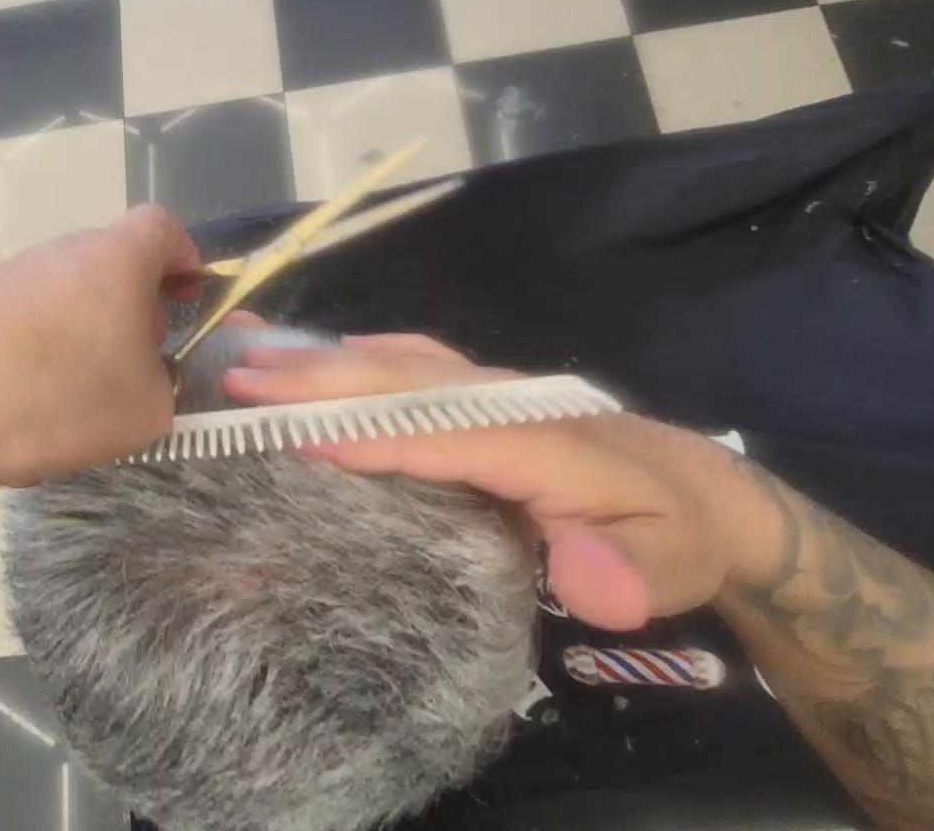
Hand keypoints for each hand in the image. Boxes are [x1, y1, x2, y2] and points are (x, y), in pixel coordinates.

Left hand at [0, 205, 201, 507]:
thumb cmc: (50, 395)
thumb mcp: (142, 411)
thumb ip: (169, 389)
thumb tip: (152, 379)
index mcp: (117, 259)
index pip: (166, 228)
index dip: (188, 259)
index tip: (191, 302)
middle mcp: (62, 252)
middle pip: (116, 267)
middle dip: (139, 313)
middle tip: (142, 368)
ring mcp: (8, 275)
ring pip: (70, 299)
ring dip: (88, 339)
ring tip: (81, 402)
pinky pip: (25, 323)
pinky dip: (39, 356)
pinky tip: (26, 409)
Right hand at [225, 336, 771, 630]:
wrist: (693, 487)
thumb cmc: (670, 530)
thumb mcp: (673, 563)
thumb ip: (635, 572)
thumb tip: (588, 579)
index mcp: (541, 435)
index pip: (447, 429)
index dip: (376, 433)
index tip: (299, 437)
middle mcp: (502, 396)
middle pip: (404, 378)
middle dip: (320, 378)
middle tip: (239, 379)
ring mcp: (484, 386)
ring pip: (395, 359)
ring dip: (320, 358)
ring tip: (249, 353)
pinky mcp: (472, 392)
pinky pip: (403, 362)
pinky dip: (348, 357)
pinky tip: (307, 359)